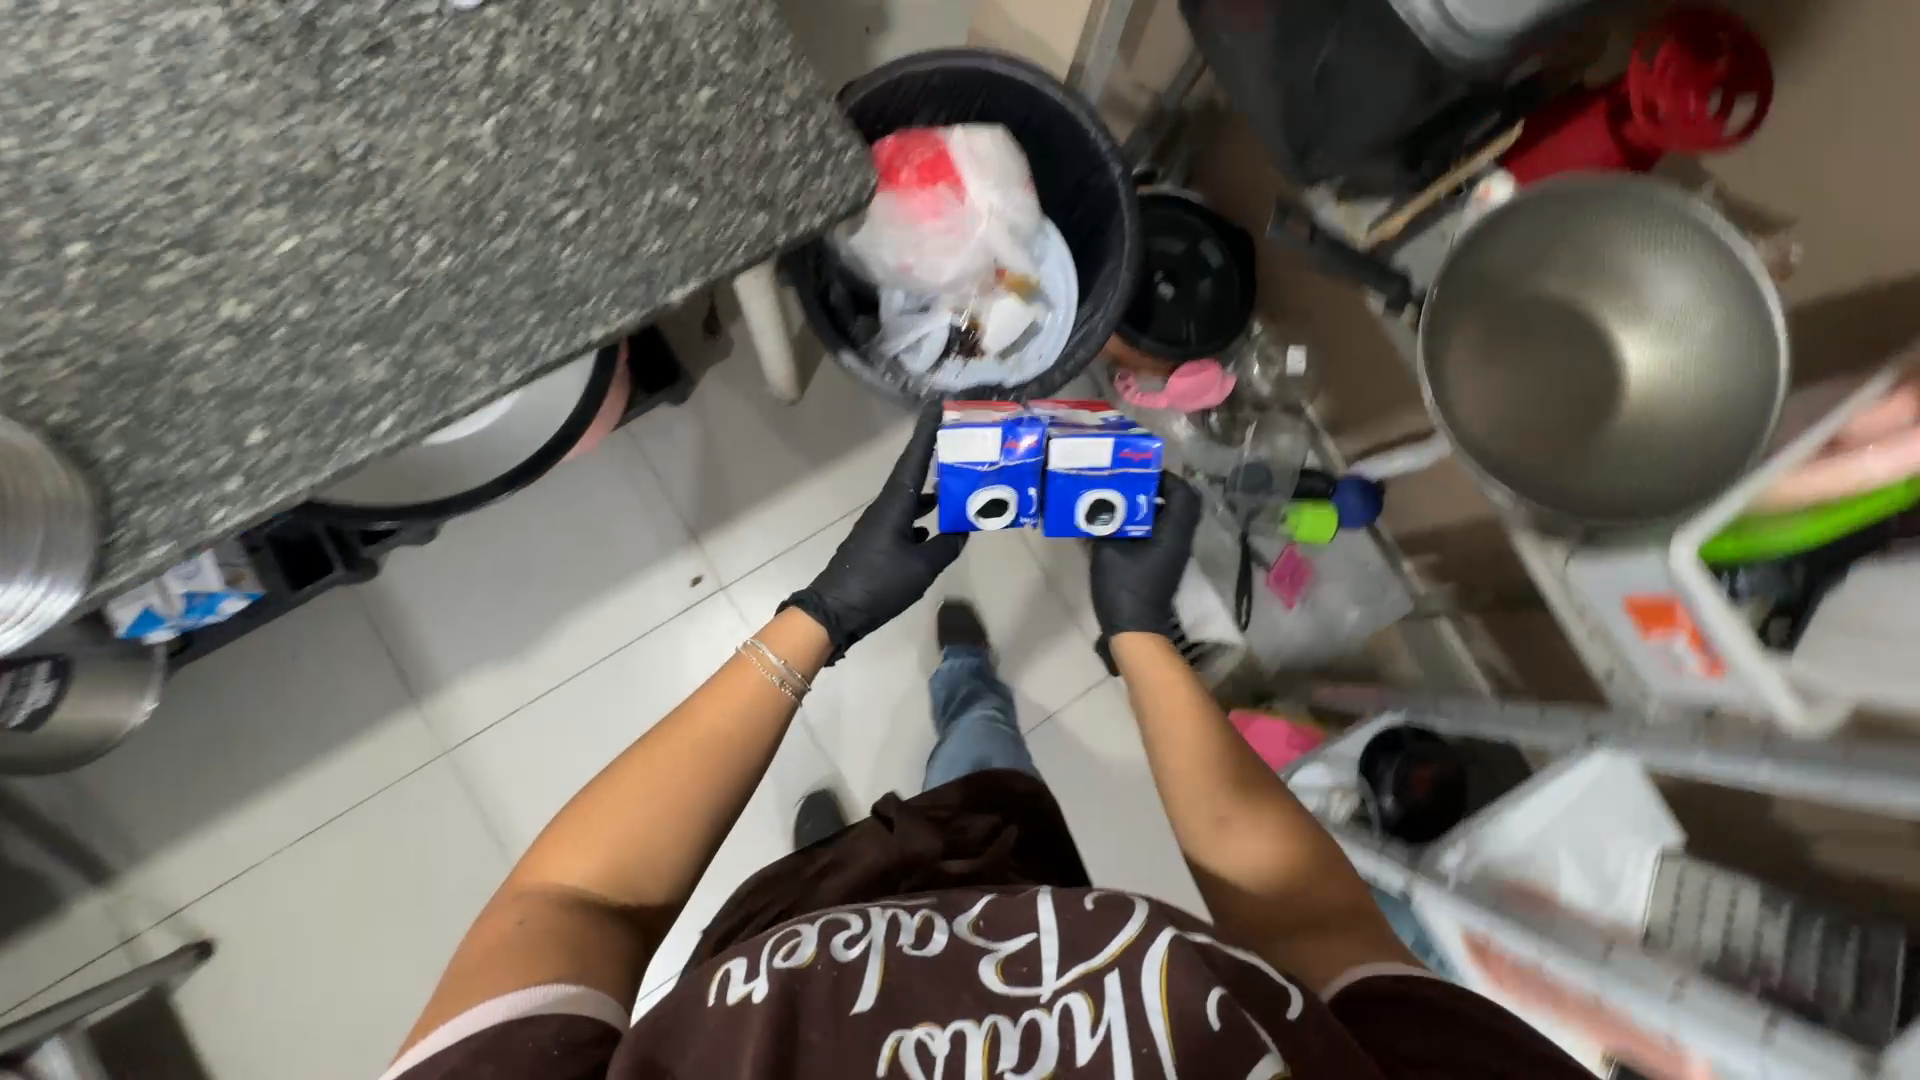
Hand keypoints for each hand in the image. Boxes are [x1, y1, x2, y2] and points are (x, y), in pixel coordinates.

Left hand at [781, 405, 964, 662]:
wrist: (835, 612)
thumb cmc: (879, 584)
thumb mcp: (922, 568)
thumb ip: (946, 546)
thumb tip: (962, 531)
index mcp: (894, 505)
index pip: (914, 459)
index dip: (927, 431)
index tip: (937, 404)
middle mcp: (885, 509)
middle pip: (912, 476)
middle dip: (933, 459)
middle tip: (958, 444)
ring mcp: (878, 528)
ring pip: (909, 501)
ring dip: (930, 493)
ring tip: (955, 488)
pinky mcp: (875, 545)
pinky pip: (904, 523)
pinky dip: (922, 521)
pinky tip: (935, 531)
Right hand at [1088, 472, 1201, 656]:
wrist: (1134, 628)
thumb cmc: (1124, 587)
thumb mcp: (1107, 551)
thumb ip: (1104, 524)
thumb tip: (1092, 505)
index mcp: (1172, 533)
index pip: (1182, 494)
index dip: (1165, 477)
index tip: (1139, 470)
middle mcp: (1178, 540)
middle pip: (1178, 504)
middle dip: (1156, 489)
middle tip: (1128, 481)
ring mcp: (1172, 553)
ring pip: (1167, 519)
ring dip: (1148, 507)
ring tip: (1118, 498)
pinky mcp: (1161, 563)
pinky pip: (1158, 534)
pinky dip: (1141, 524)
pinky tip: (1116, 523)